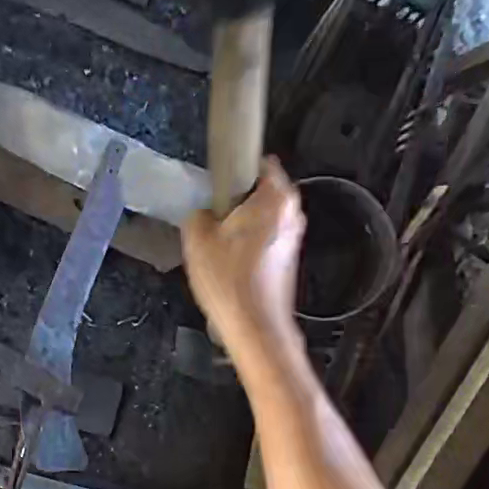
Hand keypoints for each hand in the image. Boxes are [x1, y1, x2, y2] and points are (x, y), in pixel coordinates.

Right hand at [183, 157, 305, 356]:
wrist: (254, 326)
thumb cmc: (229, 281)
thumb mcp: (196, 240)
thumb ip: (197, 214)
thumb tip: (202, 212)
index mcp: (275, 197)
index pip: (258, 162)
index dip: (232, 170)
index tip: (214, 184)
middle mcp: (291, 212)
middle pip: (259, 192)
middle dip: (234, 201)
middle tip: (209, 219)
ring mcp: (292, 236)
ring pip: (260, 217)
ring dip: (239, 225)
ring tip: (215, 246)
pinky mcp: (287, 258)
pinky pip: (262, 239)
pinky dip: (246, 245)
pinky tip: (226, 264)